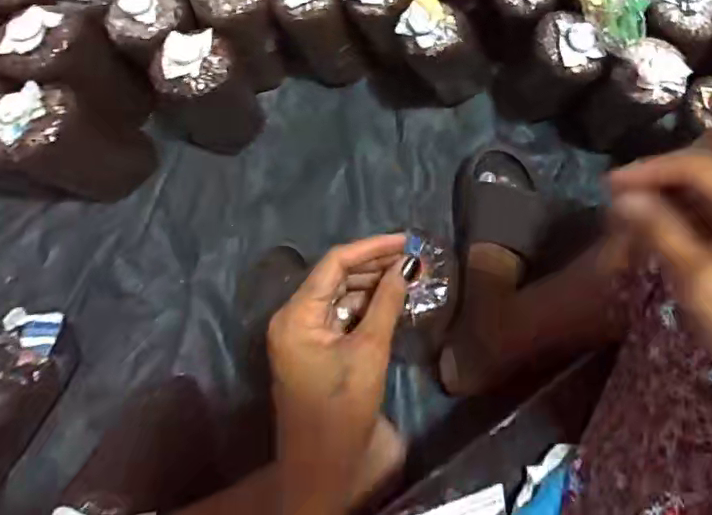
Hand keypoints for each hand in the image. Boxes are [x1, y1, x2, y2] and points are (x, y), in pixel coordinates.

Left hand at [266, 234, 407, 511]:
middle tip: (415, 257)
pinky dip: (371, 302)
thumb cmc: (341, 408)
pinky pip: (346, 313)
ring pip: (345, 292)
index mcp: (296, 316)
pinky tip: (397, 297)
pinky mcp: (321, 349)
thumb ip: (388, 300)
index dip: (373, 246)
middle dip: (377, 263)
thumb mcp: (369, 350)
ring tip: (411, 273)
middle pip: (338, 275)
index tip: (408, 240)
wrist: (325, 473)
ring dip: (377, 282)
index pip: (335, 263)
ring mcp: (307, 335)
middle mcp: (296, 319)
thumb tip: (408, 262)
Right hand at [607, 152, 711, 426]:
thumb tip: (624, 198)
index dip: (648, 170)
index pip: (694, 167)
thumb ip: (662, 233)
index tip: (608, 183)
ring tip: (629, 224)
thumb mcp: (703, 284)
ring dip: (669, 210)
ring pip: (707, 202)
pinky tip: (661, 242)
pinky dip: (688, 228)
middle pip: (701, 180)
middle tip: (615, 206)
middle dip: (656, 190)